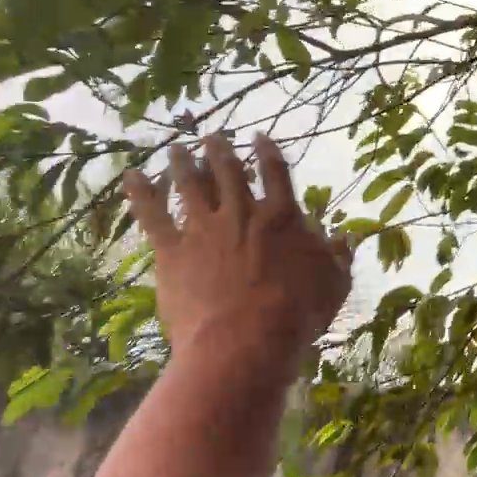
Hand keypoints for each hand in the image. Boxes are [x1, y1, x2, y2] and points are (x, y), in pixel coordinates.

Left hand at [121, 133, 350, 372]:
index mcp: (283, 216)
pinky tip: (130, 175)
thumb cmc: (297, 312)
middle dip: (220, 151)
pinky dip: (140, 193)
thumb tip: (346, 237)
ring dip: (183, 163)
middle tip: (211, 136)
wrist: (245, 339)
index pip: (276, 173)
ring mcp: (204, 229)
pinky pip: (152, 215)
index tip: (259, 137)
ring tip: (176, 148)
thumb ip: (339, 256)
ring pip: (191, 185)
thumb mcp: (335, 283)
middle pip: (229, 172)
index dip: (267, 151)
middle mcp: (243, 212)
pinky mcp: (172, 250)